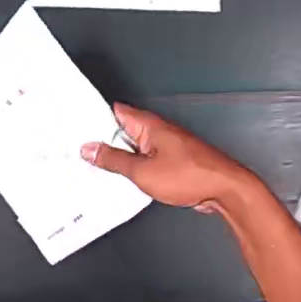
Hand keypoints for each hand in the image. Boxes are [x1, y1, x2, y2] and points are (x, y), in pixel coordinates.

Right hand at [81, 102, 259, 213]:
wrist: (224, 189)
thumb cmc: (192, 175)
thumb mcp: (143, 171)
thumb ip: (114, 160)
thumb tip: (91, 149)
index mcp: (148, 125)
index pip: (114, 112)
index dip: (94, 118)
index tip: (77, 129)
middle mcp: (157, 131)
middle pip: (122, 132)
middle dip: (103, 143)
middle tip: (83, 155)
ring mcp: (165, 146)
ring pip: (134, 148)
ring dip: (120, 159)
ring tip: (100, 170)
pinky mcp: (172, 161)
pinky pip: (146, 161)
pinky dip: (135, 169)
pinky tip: (126, 181)